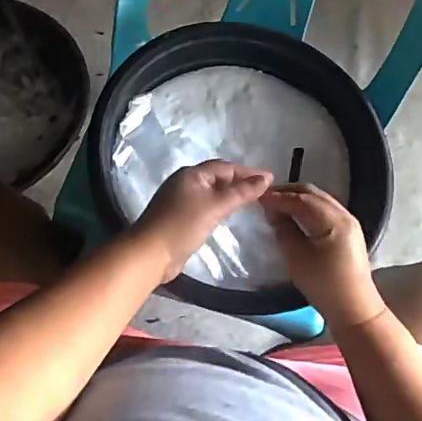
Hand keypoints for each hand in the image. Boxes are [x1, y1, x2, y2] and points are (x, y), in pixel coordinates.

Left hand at [133, 160, 273, 276]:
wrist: (150, 253)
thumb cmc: (182, 225)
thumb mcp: (215, 206)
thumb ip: (241, 192)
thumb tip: (266, 178)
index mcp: (191, 174)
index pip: (225, 167)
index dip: (248, 172)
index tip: (270, 178)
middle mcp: (185, 183)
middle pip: (217, 177)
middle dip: (240, 181)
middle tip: (264, 188)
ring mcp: (180, 200)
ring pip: (211, 192)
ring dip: (230, 193)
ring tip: (252, 200)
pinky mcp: (180, 217)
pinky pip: (206, 205)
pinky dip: (220, 206)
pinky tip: (229, 213)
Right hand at [259, 184, 383, 328]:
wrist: (355, 310)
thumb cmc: (324, 285)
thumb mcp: (297, 258)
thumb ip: (283, 230)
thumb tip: (272, 211)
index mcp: (333, 221)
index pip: (301, 200)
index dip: (278, 197)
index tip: (257, 196)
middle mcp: (344, 215)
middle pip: (312, 193)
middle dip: (287, 192)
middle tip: (265, 197)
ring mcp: (349, 222)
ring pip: (319, 199)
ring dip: (297, 198)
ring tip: (277, 205)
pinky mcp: (348, 231)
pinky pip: (324, 209)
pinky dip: (307, 207)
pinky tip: (294, 214)